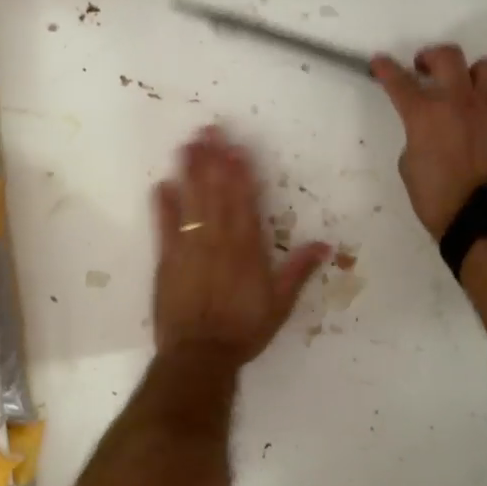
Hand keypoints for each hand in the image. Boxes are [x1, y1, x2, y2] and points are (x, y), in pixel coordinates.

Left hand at [151, 126, 330, 368]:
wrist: (200, 356)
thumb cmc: (244, 330)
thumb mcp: (280, 304)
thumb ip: (299, 270)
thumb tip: (325, 244)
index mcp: (247, 248)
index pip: (245, 201)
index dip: (240, 172)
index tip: (237, 147)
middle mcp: (219, 240)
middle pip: (216, 192)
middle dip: (213, 160)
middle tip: (208, 129)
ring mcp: (190, 248)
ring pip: (191, 202)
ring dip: (189, 172)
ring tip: (187, 145)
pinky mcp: (166, 261)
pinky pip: (164, 227)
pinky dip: (163, 205)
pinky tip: (162, 184)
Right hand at [371, 45, 486, 239]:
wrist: (485, 222)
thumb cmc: (438, 201)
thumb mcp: (409, 168)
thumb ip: (416, 139)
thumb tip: (428, 132)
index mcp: (425, 114)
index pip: (399, 81)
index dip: (386, 69)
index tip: (379, 63)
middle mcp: (460, 101)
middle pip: (447, 56)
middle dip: (432, 57)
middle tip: (426, 70)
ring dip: (473, 75)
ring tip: (469, 90)